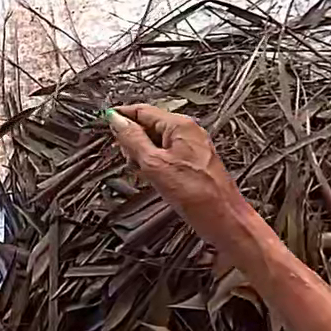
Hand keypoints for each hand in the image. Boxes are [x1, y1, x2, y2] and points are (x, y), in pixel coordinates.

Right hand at [106, 105, 256, 258]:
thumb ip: (132, 140)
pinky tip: (154, 178)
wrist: (225, 220)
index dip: (122, 116)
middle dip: (133, 139)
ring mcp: (193, 146)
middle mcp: (189, 131)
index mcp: (180, 125)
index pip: (142, 110)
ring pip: (157, 141)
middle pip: (149, 124)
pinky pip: (167, 154)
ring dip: (143, 153)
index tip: (105, 121)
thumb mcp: (154, 165)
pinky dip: (155, 163)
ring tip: (142, 171)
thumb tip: (116, 121)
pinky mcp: (195, 162)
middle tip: (126, 156)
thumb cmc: (198, 195)